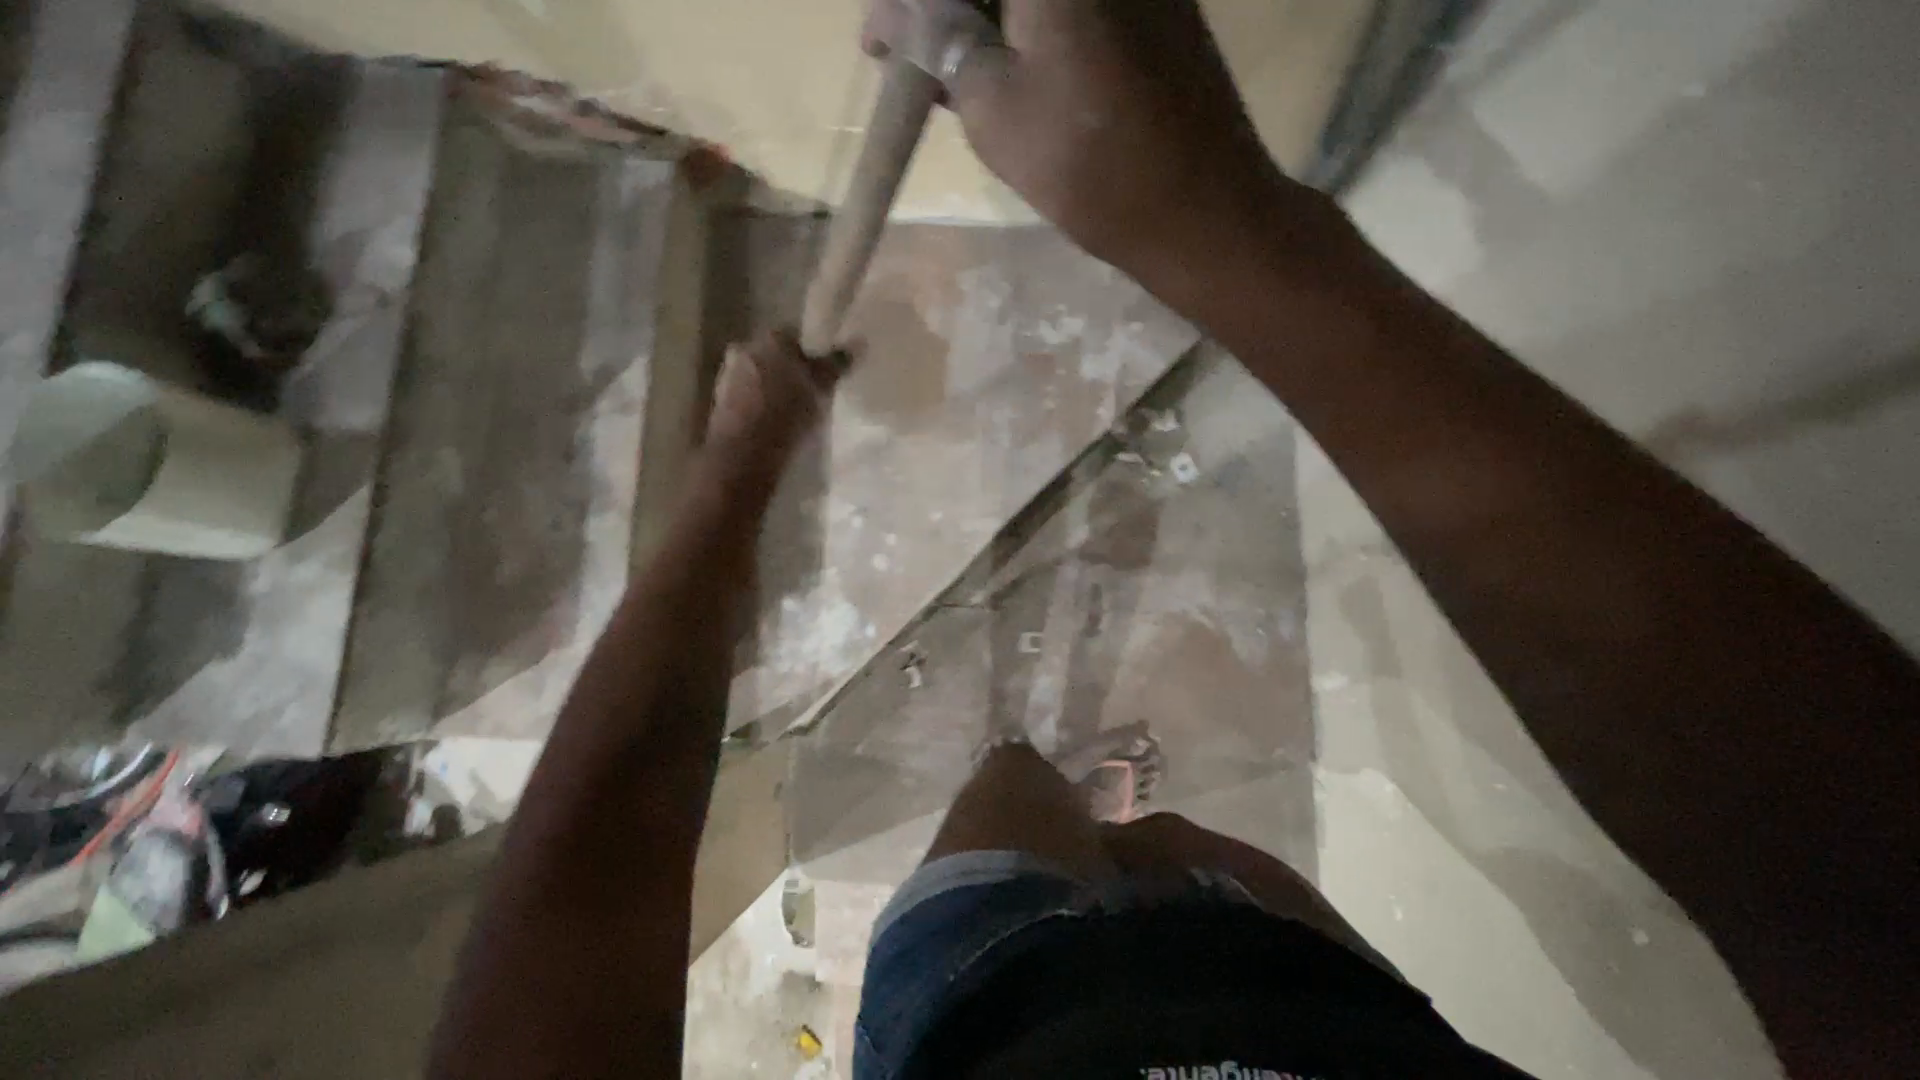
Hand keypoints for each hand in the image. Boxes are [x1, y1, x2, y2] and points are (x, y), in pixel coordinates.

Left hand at [701, 328, 845, 496]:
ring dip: (770, 390)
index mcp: (771, 338)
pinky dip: (758, 407)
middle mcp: (745, 349)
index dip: (809, 355)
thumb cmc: (788, 411)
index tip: (820, 375)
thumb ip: (836, 365)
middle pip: (772, 356)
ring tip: (791, 413)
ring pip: (757, 377)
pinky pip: (746, 399)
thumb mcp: (821, 388)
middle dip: (786, 371)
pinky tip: (771, 425)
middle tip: (807, 393)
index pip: (794, 336)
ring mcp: (728, 377)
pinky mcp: (719, 404)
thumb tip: (856, 344)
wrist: (745, 450)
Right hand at [862, 0, 1300, 268]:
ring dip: (985, 18)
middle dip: (945, 9)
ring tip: (952, 73)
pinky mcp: (1156, 5)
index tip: (881, 42)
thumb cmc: (1088, 165)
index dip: (910, 4)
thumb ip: (943, 44)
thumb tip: (903, 17)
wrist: (1202, 212)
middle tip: (913, 58)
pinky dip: (1029, 25)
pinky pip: (1074, 5)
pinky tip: (1004, 67)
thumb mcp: (992, 107)